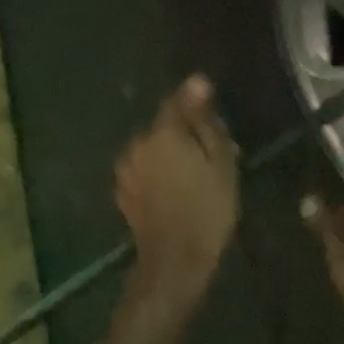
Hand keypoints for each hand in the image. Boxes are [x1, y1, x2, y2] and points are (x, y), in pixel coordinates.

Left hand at [114, 76, 239, 310]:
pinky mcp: (123, 190)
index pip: (177, 102)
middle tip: (213, 152)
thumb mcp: (220, 163)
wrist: (175, 260)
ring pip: (153, 149)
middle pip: (164, 127)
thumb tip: (197, 83)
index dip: (196, 102)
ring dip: (171, 153)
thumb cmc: (207, 209)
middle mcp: (137, 144)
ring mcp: (126, 168)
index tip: (213, 107)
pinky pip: (145, 169)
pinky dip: (160, 172)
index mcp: (163, 133)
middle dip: (185, 133)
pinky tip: (177, 190)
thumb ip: (206, 122)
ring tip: (196, 174)